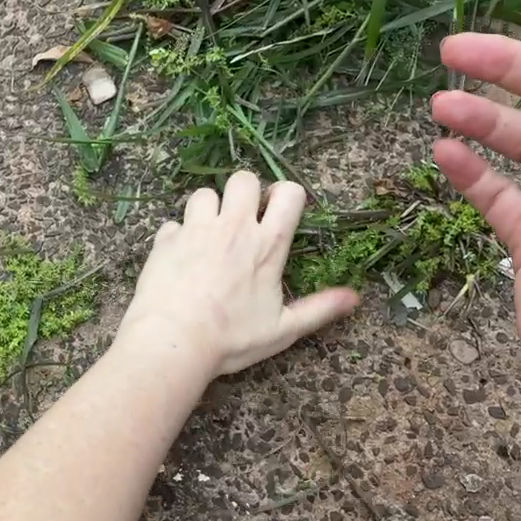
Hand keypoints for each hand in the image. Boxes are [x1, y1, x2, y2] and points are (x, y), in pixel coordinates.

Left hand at [115, 171, 359, 376]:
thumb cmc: (231, 338)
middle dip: (245, 193)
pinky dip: (177, 236)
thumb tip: (354, 298)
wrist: (173, 340)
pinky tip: (179, 257)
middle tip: (242, 220)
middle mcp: (232, 228)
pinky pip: (173, 223)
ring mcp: (195, 230)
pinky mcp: (165, 240)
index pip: (289, 194)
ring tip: (208, 235)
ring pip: (204, 194)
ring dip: (208, 209)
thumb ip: (318, 309)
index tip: (280, 212)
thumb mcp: (282, 329)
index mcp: (266, 245)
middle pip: (243, 179)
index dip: (287, 195)